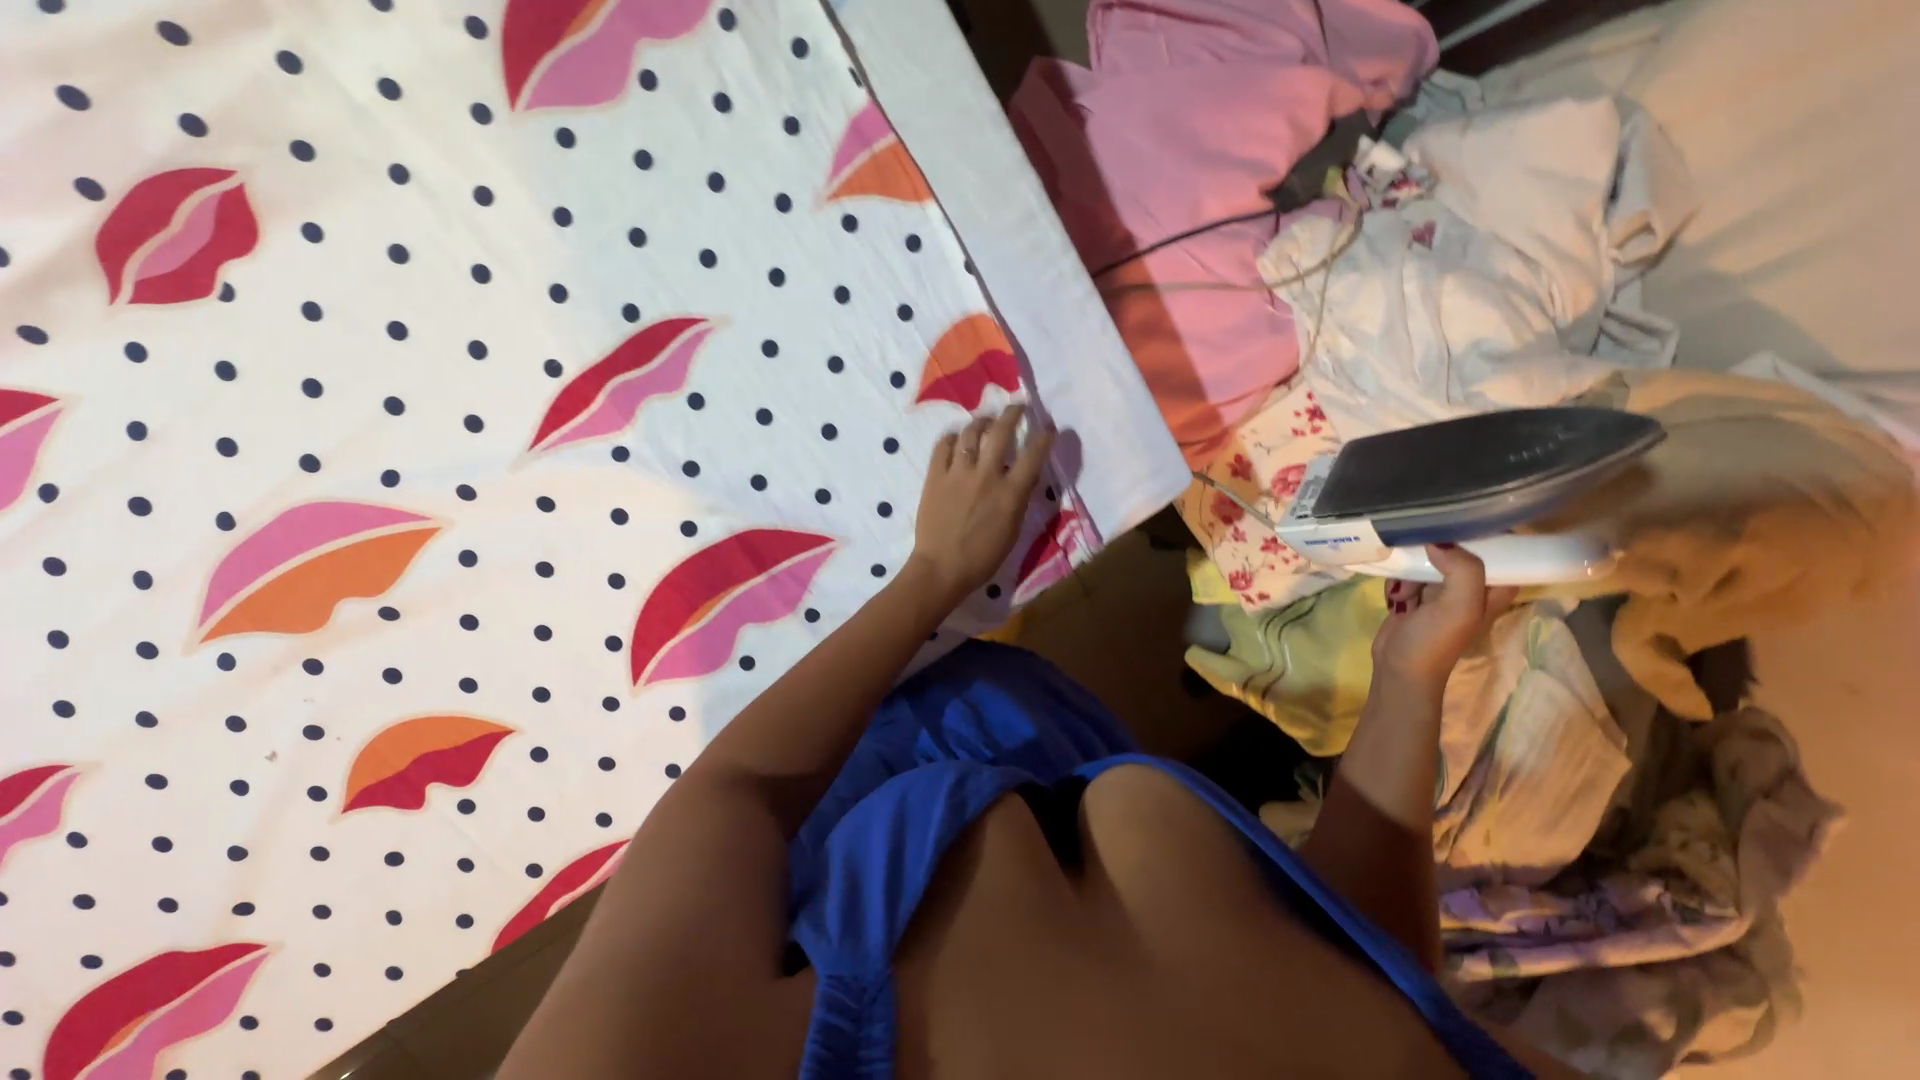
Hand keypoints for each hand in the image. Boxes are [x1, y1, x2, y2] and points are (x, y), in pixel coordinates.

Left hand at [907, 405, 1054, 608]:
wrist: (942, 568)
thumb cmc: (982, 557)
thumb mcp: (1013, 530)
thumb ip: (1018, 499)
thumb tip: (1020, 478)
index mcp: (1010, 493)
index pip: (1033, 455)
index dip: (1044, 437)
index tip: (1048, 427)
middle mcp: (986, 476)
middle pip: (1001, 432)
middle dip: (1012, 414)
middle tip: (1017, 407)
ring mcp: (957, 473)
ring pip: (971, 433)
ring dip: (981, 421)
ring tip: (986, 420)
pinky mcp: (934, 476)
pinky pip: (943, 445)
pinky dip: (953, 437)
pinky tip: (957, 437)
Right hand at [1370, 545, 1517, 694]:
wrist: (1398, 668)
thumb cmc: (1435, 641)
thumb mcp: (1460, 606)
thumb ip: (1462, 569)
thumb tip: (1436, 541)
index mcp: (1494, 588)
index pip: (1500, 548)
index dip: (1483, 532)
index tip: (1457, 520)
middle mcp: (1472, 585)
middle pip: (1457, 548)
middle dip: (1433, 552)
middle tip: (1419, 564)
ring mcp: (1442, 590)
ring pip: (1426, 558)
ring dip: (1408, 572)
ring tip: (1403, 594)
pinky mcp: (1416, 594)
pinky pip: (1405, 572)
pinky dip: (1396, 581)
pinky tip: (1394, 599)